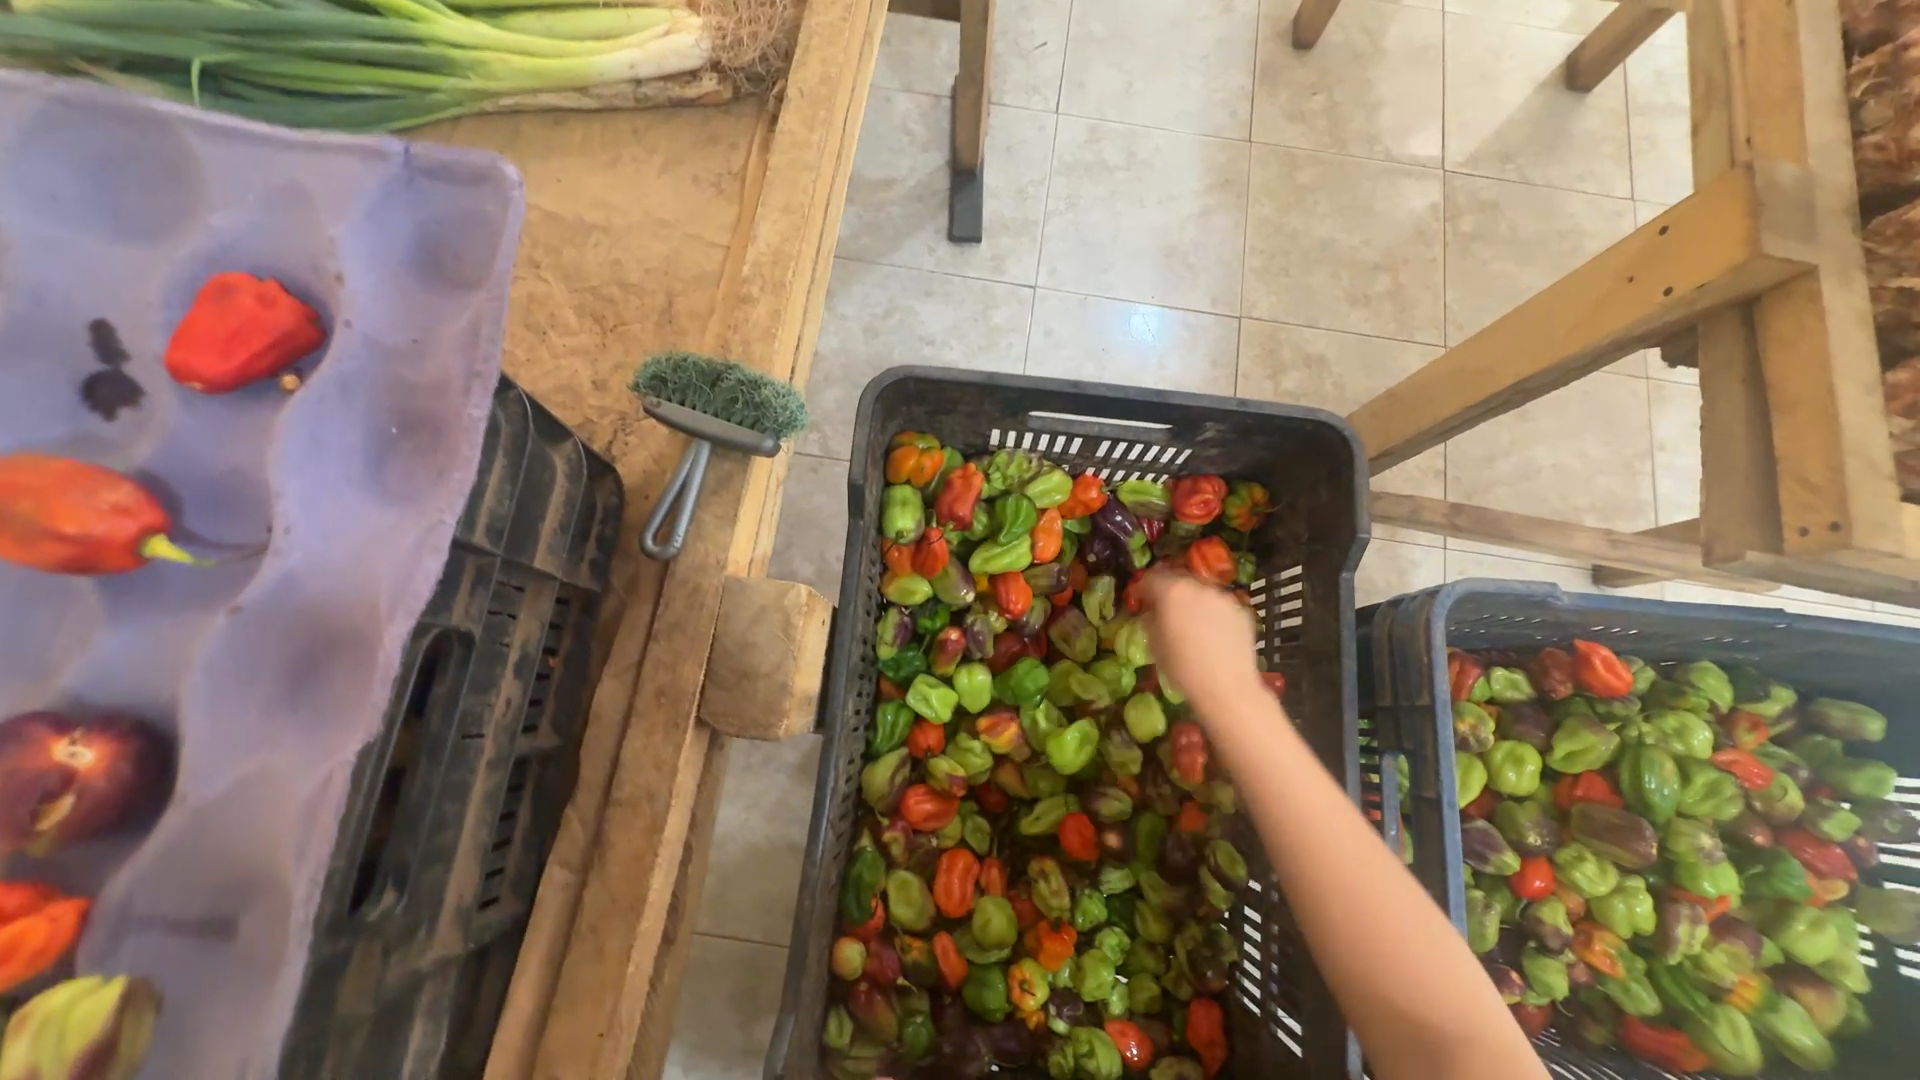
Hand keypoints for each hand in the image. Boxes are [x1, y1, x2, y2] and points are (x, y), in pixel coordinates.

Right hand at [1139, 572, 1262, 712]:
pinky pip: (1221, 606)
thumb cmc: (1182, 667)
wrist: (1227, 687)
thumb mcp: (1154, 645)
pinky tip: (1212, 633)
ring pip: (1203, 592)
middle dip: (1170, 591)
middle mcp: (1199, 587)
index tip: (1140, 599)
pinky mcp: (1242, 611)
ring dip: (1193, 601)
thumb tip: (1152, 613)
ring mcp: (1224, 597)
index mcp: (1172, 592)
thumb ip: (1151, 621)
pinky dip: (1213, 613)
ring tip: (1191, 622)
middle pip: (1179, 580)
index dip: (1143, 587)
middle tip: (1165, 608)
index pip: (1152, 578)